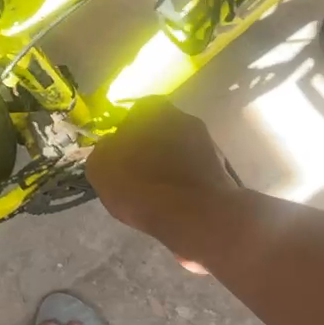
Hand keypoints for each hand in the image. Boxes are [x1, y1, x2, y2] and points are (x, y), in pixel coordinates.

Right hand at [85, 98, 241, 254]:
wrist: (195, 216)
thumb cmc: (141, 184)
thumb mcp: (101, 166)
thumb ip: (104, 151)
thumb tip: (111, 149)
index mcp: (153, 108)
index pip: (133, 114)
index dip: (124, 136)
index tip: (118, 158)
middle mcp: (184, 118)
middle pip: (159, 132)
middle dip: (149, 150)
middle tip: (135, 176)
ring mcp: (208, 145)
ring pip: (178, 154)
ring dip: (168, 169)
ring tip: (154, 195)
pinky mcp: (222, 172)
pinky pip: (194, 176)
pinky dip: (184, 186)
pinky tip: (174, 205)